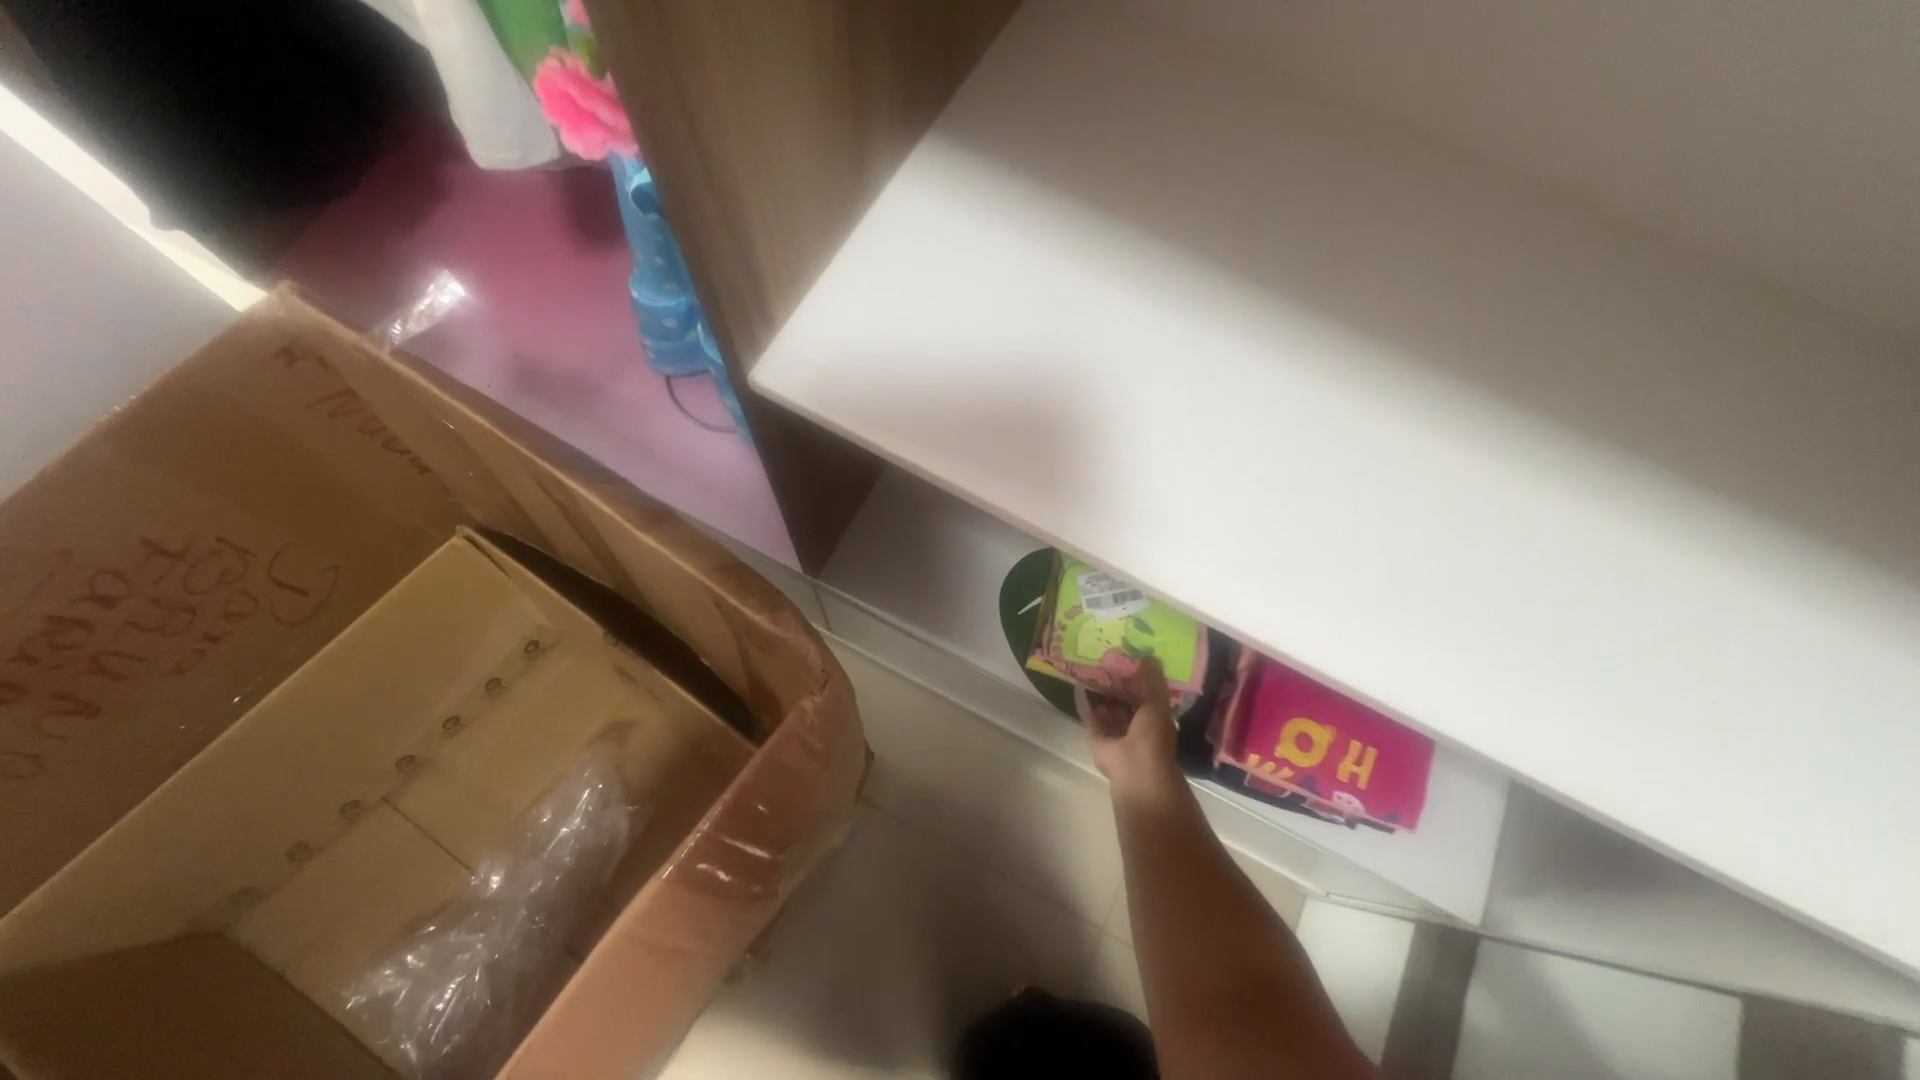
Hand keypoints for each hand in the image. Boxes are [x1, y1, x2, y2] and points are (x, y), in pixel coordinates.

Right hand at [1083, 657, 1182, 802]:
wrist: (1134, 767)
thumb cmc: (1152, 735)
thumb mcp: (1157, 702)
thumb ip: (1152, 680)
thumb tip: (1150, 655)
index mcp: (1156, 721)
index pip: (1147, 699)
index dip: (1140, 683)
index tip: (1129, 664)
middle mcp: (1138, 730)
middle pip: (1126, 707)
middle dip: (1119, 691)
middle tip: (1107, 668)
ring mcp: (1117, 738)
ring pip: (1109, 716)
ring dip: (1104, 701)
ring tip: (1093, 677)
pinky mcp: (1099, 743)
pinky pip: (1092, 722)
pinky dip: (1088, 709)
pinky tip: (1081, 691)